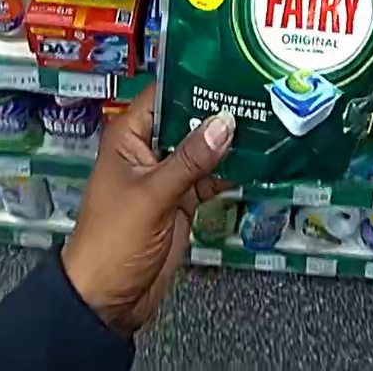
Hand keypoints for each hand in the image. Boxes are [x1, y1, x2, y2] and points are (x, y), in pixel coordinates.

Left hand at [60, 85, 232, 334]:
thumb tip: (226, 121)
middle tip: (256, 91)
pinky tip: (257, 158)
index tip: (229, 66)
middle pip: (187, 117)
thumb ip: (189, 160)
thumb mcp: (151, 196)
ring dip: (228, 138)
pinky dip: (230, 169)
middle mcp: (150, 147)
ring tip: (265, 117)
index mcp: (130, 135)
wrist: (107, 304)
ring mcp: (168, 173)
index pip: (163, 93)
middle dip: (218, 108)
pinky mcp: (183, 198)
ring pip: (202, 145)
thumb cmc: (115, 240)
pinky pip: (209, 175)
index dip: (192, 79)